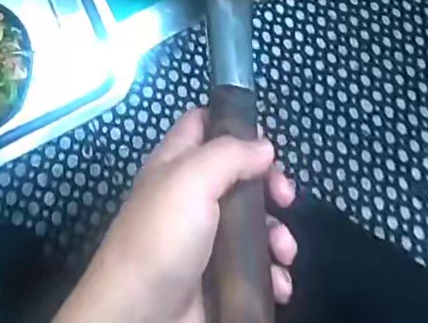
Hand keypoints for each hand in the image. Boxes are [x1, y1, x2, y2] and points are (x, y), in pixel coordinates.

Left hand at [55, 108, 298, 322]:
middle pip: (238, 174)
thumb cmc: (164, 234)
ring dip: (277, 233)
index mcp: (177, 161)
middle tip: (285, 197)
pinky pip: (256, 267)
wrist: (142, 313)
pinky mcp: (220, 278)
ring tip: (283, 251)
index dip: (233, 124)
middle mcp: (192, 194)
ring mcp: (207, 238)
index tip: (265, 140)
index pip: (202, 123)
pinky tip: (279, 284)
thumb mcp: (191, 179)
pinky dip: (274, 273)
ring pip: (254, 222)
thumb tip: (263, 144)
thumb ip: (228, 155)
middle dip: (268, 183)